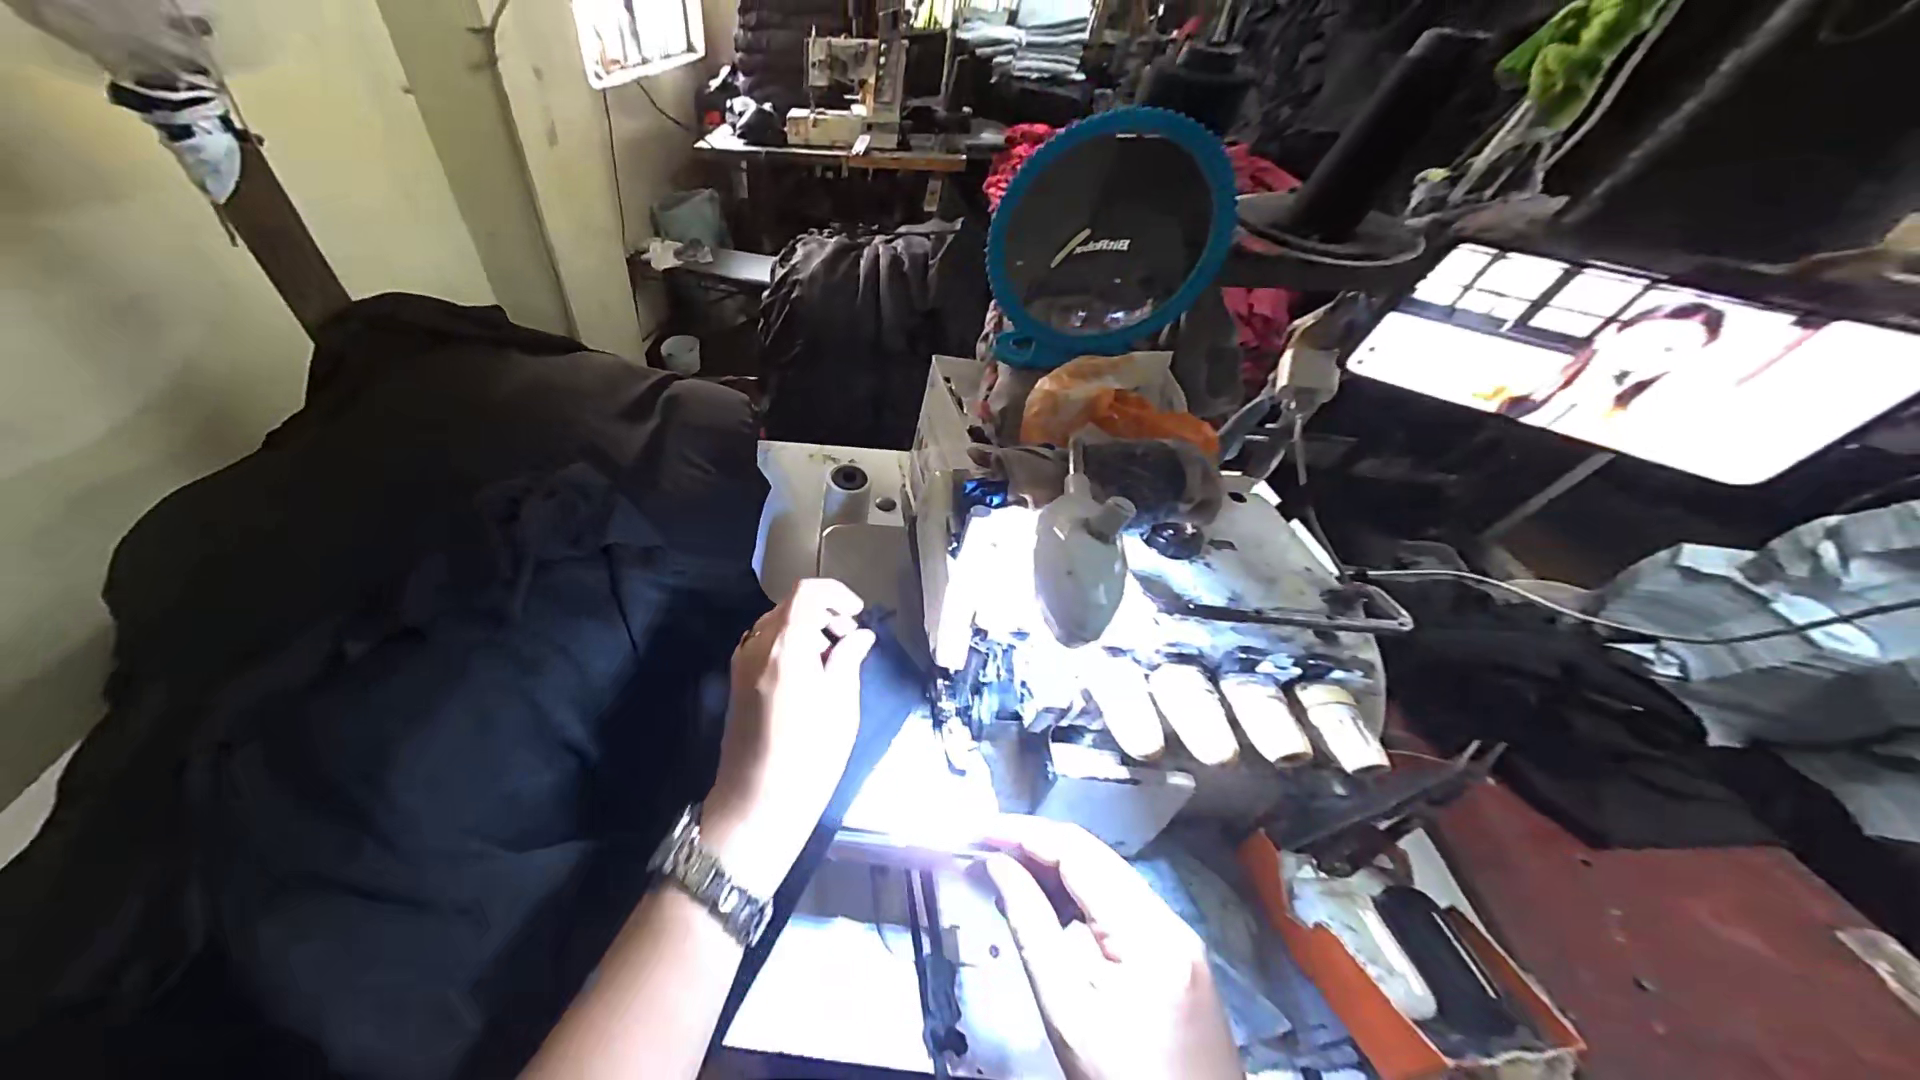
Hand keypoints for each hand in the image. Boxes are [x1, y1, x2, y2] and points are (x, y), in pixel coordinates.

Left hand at [704, 579, 874, 892]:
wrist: (758, 801)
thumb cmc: (810, 753)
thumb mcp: (841, 702)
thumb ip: (848, 658)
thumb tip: (859, 636)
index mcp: (785, 646)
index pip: (807, 593)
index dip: (837, 593)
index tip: (858, 613)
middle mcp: (757, 646)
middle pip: (791, 606)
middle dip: (825, 613)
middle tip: (851, 640)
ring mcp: (742, 663)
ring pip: (777, 624)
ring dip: (807, 628)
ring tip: (833, 658)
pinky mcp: (737, 680)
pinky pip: (765, 644)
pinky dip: (789, 644)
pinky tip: (809, 672)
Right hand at [983, 816, 1241, 1079]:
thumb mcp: (1067, 1009)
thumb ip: (1031, 926)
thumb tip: (999, 865)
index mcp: (1149, 928)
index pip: (1079, 851)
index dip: (1025, 833)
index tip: (980, 831)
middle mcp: (1169, 917)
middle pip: (1095, 858)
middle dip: (1036, 845)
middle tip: (985, 847)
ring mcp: (1176, 935)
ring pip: (1105, 878)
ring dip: (1054, 868)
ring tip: (1004, 866)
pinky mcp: (1173, 953)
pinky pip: (1117, 905)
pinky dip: (1076, 896)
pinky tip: (1045, 899)